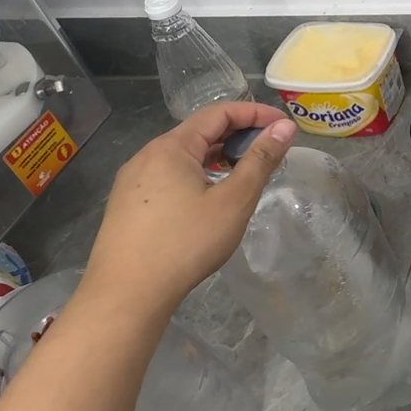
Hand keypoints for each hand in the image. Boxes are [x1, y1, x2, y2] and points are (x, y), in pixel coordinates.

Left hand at [81, 101, 295, 315]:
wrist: (124, 297)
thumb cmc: (185, 243)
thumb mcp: (234, 199)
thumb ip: (261, 159)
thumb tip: (285, 127)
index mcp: (171, 147)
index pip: (220, 112)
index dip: (256, 114)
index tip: (284, 127)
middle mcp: (147, 156)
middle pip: (201, 130)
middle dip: (240, 133)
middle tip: (271, 149)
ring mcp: (133, 181)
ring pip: (185, 154)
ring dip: (220, 153)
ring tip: (247, 170)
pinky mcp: (128, 204)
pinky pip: (171, 173)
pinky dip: (200, 171)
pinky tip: (213, 194)